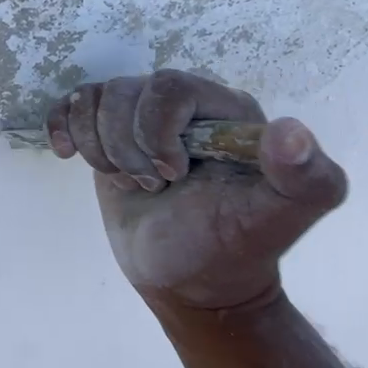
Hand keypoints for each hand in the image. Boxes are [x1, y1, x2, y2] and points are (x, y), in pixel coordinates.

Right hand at [46, 71, 347, 312]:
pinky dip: (61, 127)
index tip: (172, 175)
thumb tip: (290, 131)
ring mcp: (137, 116)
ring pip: (92, 98)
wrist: (190, 281)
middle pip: (124, 91)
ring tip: (130, 184)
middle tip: (151, 186)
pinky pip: (70, 105)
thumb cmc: (235, 249)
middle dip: (126, 146)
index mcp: (223, 109)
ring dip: (101, 149)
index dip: (157, 129)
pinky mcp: (104, 133)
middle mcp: (180, 103)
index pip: (171, 86)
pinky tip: (66, 155)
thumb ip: (306, 180)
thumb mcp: (279, 220)